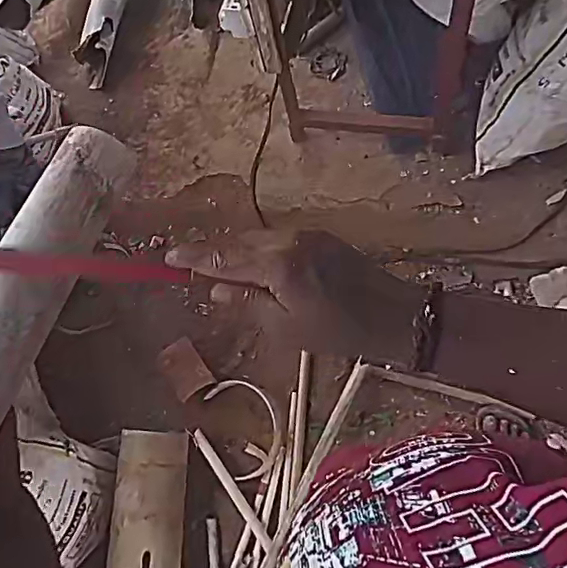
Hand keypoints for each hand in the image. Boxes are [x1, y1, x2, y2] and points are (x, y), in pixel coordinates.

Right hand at [166, 229, 425, 362]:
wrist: (397, 316)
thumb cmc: (339, 332)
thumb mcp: (286, 329)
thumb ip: (247, 303)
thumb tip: (214, 290)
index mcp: (278, 266)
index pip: (224, 258)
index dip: (194, 258)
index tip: (169, 256)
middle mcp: (288, 241)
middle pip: (238, 243)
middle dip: (212, 253)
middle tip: (187, 265)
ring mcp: (305, 235)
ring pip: (256, 239)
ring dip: (236, 252)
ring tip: (219, 270)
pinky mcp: (318, 236)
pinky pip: (276, 240)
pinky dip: (258, 251)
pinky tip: (254, 267)